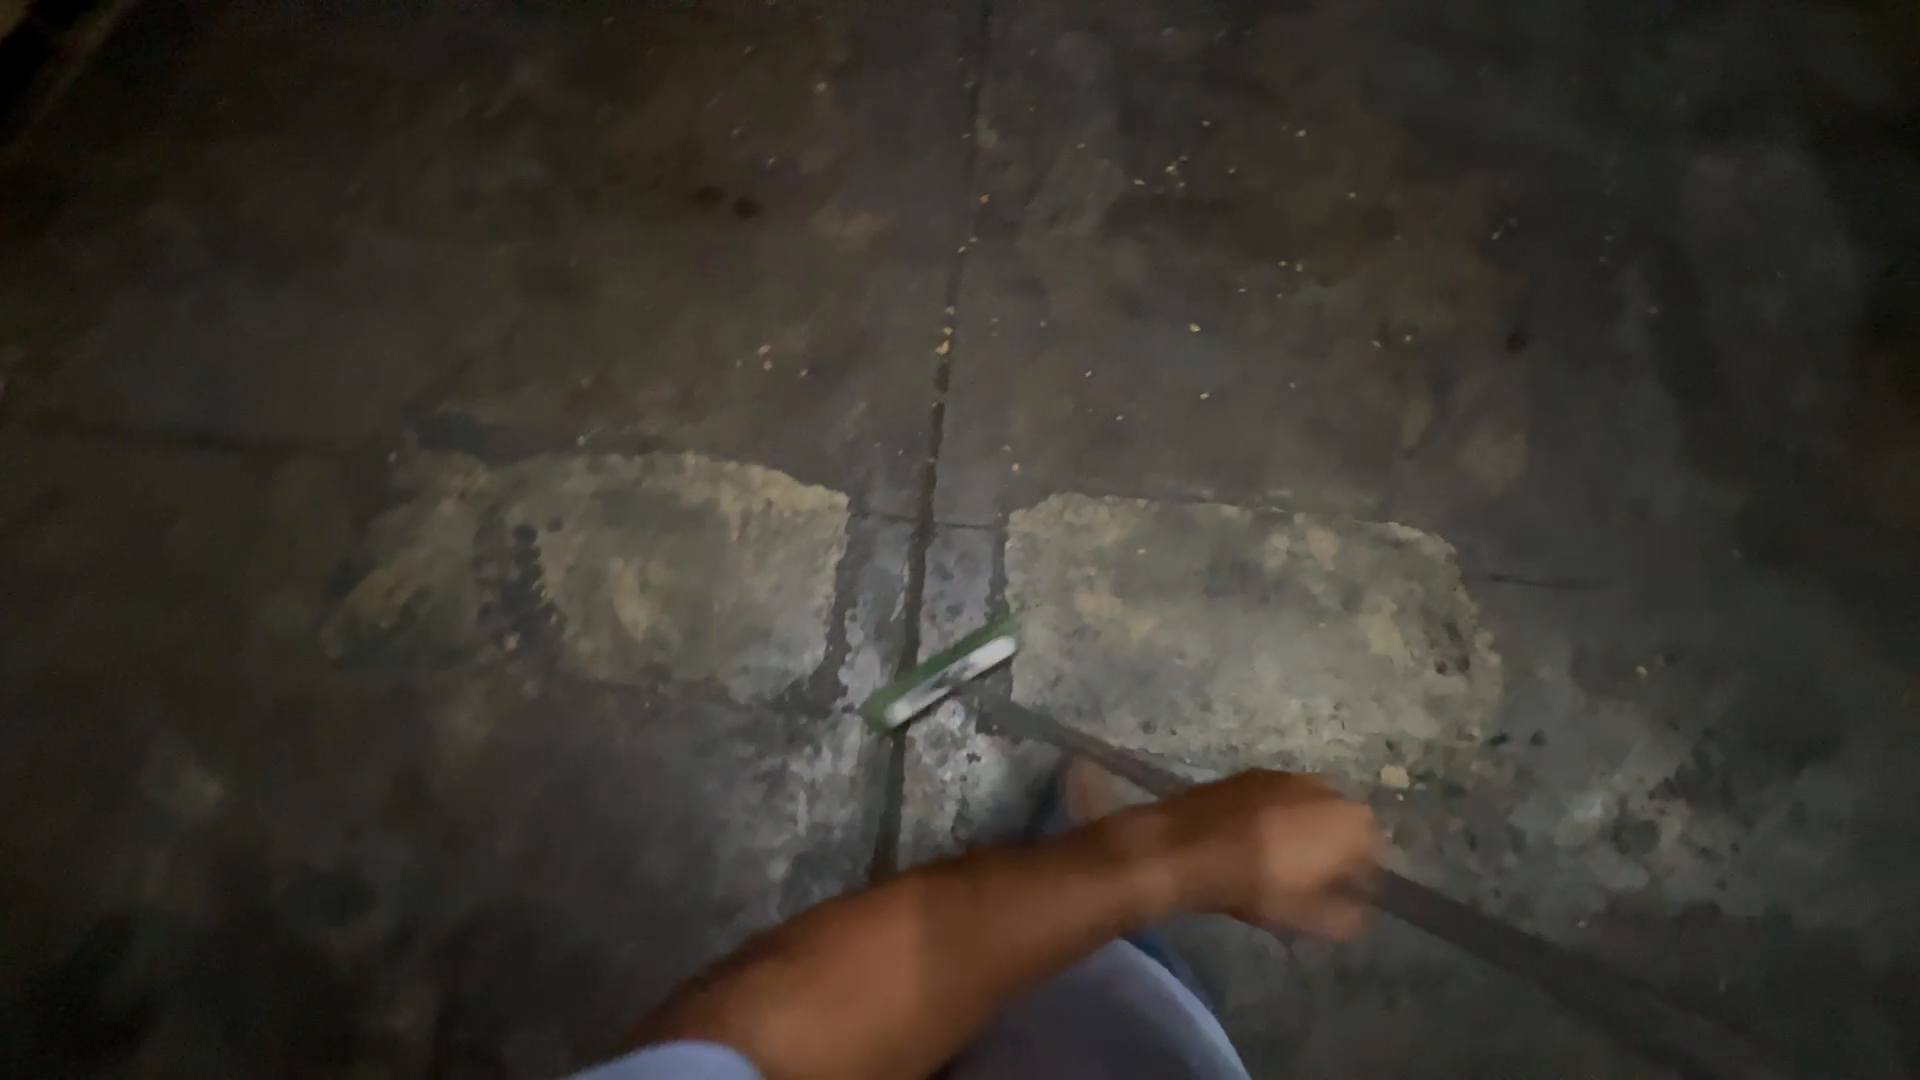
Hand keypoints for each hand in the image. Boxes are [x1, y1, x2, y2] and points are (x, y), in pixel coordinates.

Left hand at [1164, 770, 1380, 939]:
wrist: (1187, 843)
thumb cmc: (1257, 882)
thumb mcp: (1310, 918)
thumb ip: (1349, 917)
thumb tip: (1360, 911)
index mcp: (1353, 821)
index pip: (1374, 857)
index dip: (1358, 883)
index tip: (1338, 900)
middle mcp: (1326, 788)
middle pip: (1343, 826)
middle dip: (1333, 851)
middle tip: (1308, 881)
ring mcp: (1286, 775)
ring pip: (1310, 809)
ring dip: (1304, 830)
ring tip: (1278, 859)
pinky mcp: (1251, 772)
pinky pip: (1278, 799)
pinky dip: (1274, 815)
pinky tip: (1252, 837)